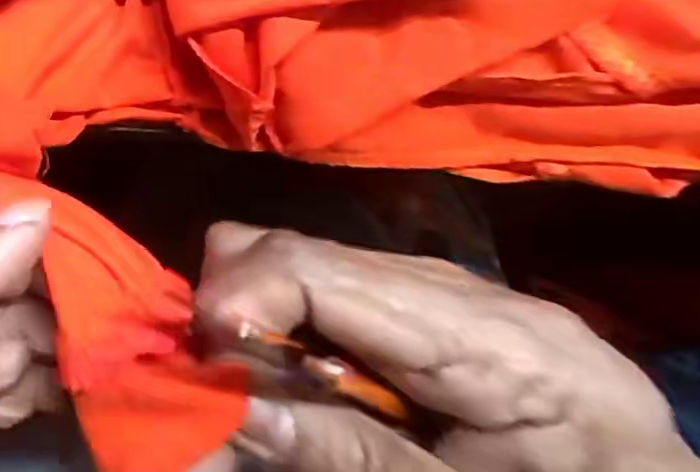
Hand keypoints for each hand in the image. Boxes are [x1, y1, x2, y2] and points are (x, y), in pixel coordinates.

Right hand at [191, 223, 699, 471]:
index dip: (242, 298)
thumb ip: (347, 457)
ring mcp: (451, 293)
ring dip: (262, 320)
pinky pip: (336, 291)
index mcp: (501, 343)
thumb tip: (224, 406)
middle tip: (223, 384)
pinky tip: (310, 384)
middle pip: (302, 247)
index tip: (198, 359)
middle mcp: (468, 293)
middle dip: (239, 306)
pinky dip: (298, 331)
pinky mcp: (437, 310)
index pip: (325, 270)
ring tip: (264, 393)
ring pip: (307, 260)